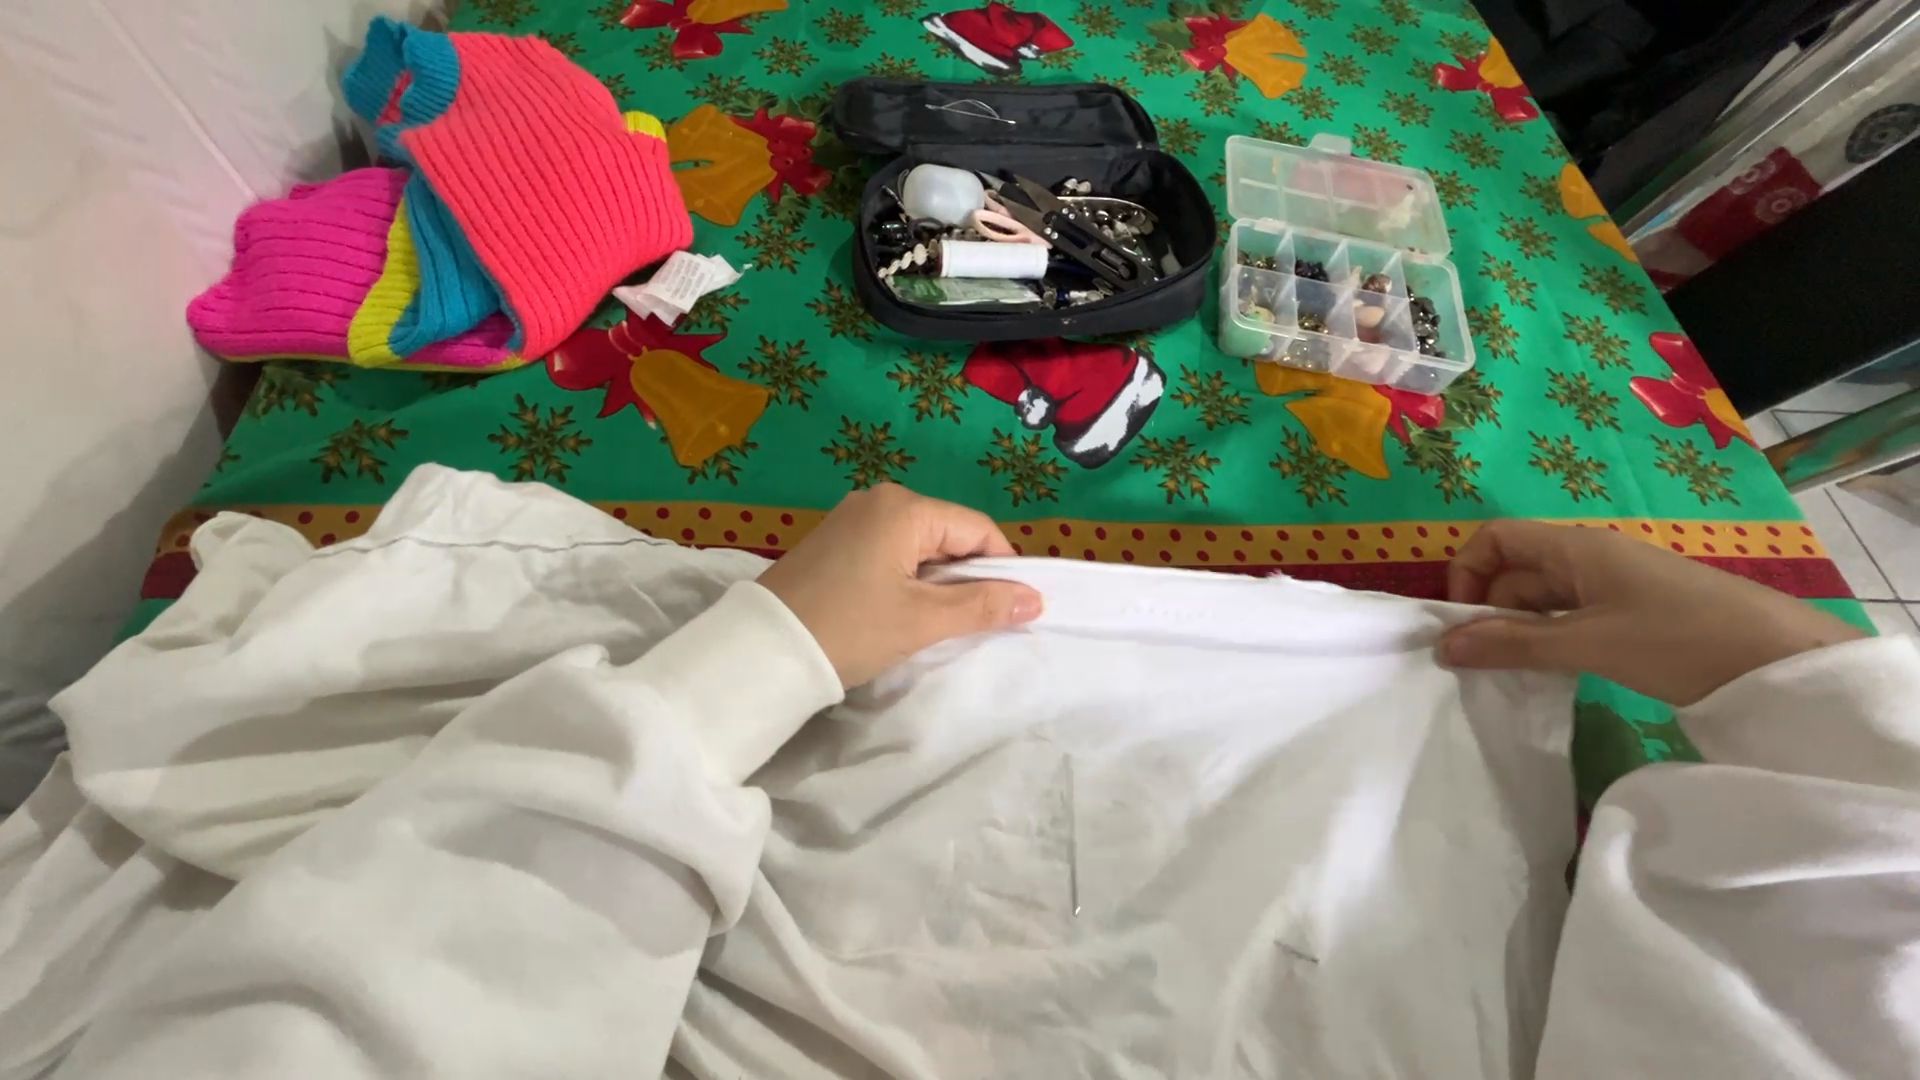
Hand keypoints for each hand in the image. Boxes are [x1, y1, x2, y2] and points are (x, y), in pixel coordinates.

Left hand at [757, 484, 1042, 688]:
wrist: (762, 650)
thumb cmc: (849, 630)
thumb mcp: (922, 620)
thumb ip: (983, 606)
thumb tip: (1036, 599)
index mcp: (903, 508)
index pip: (977, 529)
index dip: (1001, 568)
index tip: (1009, 609)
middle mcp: (878, 499)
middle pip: (948, 533)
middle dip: (966, 575)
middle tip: (969, 621)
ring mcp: (852, 518)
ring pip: (920, 545)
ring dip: (937, 580)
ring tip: (932, 620)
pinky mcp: (835, 540)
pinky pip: (891, 550)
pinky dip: (907, 578)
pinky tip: (899, 609)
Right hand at [1439, 519, 1864, 704]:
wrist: (1791, 664)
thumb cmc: (1680, 638)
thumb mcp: (1588, 643)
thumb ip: (1512, 644)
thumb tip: (1443, 646)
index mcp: (1575, 548)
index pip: (1496, 538)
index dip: (1467, 570)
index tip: (1462, 617)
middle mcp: (1589, 558)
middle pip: (1514, 572)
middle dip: (1490, 609)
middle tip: (1481, 657)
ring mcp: (1613, 587)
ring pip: (1542, 600)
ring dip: (1519, 630)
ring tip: (1511, 669)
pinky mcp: (1633, 615)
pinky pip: (1570, 619)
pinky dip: (1550, 640)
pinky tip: (1551, 671)